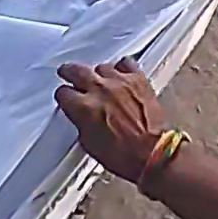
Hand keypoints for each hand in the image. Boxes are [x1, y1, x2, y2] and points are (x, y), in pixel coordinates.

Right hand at [55, 57, 165, 181]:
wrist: (154, 154)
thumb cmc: (125, 155)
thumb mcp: (90, 144)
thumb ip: (81, 122)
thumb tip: (80, 116)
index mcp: (83, 108)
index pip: (63, 93)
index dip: (63, 97)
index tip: (66, 98)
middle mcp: (99, 90)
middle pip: (76, 70)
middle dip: (69, 72)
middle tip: (68, 72)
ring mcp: (119, 82)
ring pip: (101, 66)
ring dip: (97, 73)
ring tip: (98, 78)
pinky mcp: (137, 80)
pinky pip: (126, 63)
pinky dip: (122, 67)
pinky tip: (121, 73)